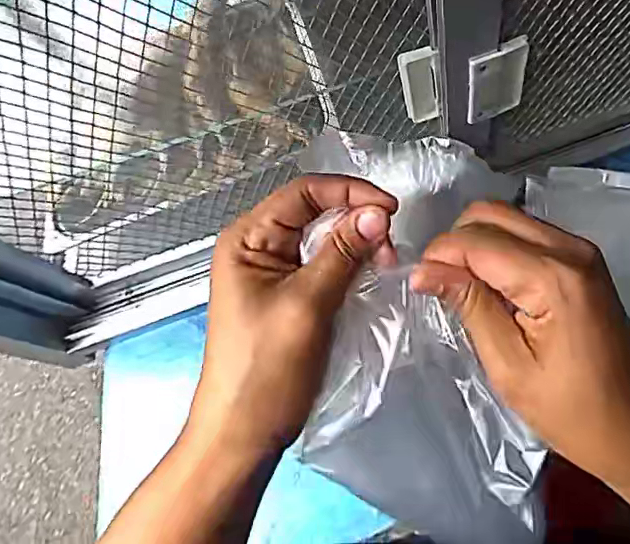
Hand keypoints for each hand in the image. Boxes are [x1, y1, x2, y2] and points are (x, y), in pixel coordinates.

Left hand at [186, 173, 397, 457]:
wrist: (240, 438)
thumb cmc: (265, 371)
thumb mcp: (307, 305)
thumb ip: (342, 253)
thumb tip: (377, 213)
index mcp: (248, 237)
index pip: (303, 192)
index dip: (348, 192)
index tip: (389, 208)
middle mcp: (256, 244)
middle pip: (313, 210)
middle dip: (355, 218)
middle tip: (389, 242)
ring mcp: (270, 269)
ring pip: (321, 236)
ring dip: (355, 242)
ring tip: (384, 259)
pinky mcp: (285, 291)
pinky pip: (321, 262)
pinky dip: (347, 263)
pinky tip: (368, 272)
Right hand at [409, 201, 629, 492]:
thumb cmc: (574, 412)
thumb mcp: (510, 368)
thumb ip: (469, 306)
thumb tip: (422, 271)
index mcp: (553, 278)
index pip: (476, 241)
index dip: (439, 255)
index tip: (419, 282)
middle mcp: (568, 248)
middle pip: (489, 213)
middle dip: (455, 241)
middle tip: (442, 283)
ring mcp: (578, 246)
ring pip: (504, 214)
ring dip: (476, 240)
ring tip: (465, 284)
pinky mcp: (579, 253)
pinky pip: (523, 228)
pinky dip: (497, 244)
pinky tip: (494, 283)